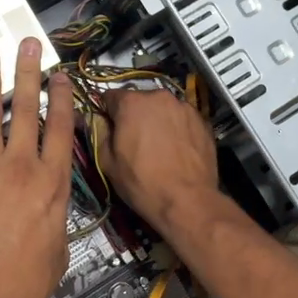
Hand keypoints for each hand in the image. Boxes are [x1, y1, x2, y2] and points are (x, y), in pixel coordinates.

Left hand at [0, 38, 75, 297]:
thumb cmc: (23, 286)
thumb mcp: (59, 248)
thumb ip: (55, 214)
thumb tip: (50, 201)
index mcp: (52, 186)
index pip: (60, 129)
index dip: (61, 98)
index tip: (59, 76)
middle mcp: (20, 170)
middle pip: (26, 110)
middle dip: (27, 72)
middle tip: (27, 45)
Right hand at [101, 89, 219, 232]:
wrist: (188, 201)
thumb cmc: (142, 182)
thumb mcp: (107, 161)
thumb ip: (98, 132)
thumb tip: (94, 119)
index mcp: (131, 102)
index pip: (110, 97)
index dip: (106, 114)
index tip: (110, 131)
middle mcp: (159, 96)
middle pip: (139, 101)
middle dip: (134, 117)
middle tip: (135, 142)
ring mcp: (184, 107)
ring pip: (162, 109)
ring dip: (157, 121)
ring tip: (159, 148)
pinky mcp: (202, 121)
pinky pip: (181, 119)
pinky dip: (176, 129)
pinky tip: (177, 151)